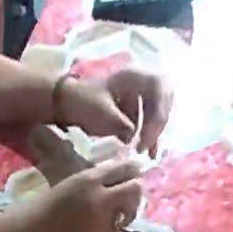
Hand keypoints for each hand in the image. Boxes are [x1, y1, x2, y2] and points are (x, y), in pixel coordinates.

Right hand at [11, 158, 143, 231]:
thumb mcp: (69, 184)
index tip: (131, 179)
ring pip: (128, 217)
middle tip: (126, 205)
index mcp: (89, 178)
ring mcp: (98, 222)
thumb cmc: (40, 207)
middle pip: (135, 189)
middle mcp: (98, 197)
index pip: (125, 166)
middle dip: (134, 196)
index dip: (132, 172)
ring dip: (123, 220)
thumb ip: (93, 181)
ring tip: (113, 224)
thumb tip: (118, 179)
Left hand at [54, 69, 171, 155]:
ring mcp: (140, 95)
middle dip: (158, 125)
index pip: (160, 88)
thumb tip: (136, 138)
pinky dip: (149, 136)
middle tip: (148, 150)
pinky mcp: (136, 109)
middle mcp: (141, 82)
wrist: (68, 105)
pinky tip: (147, 152)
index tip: (145, 141)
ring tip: (150, 156)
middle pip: (164, 100)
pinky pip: (149, 121)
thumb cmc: (83, 105)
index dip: (157, 115)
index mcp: (134, 75)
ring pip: (158, 111)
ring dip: (156, 132)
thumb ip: (122, 125)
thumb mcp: (102, 115)